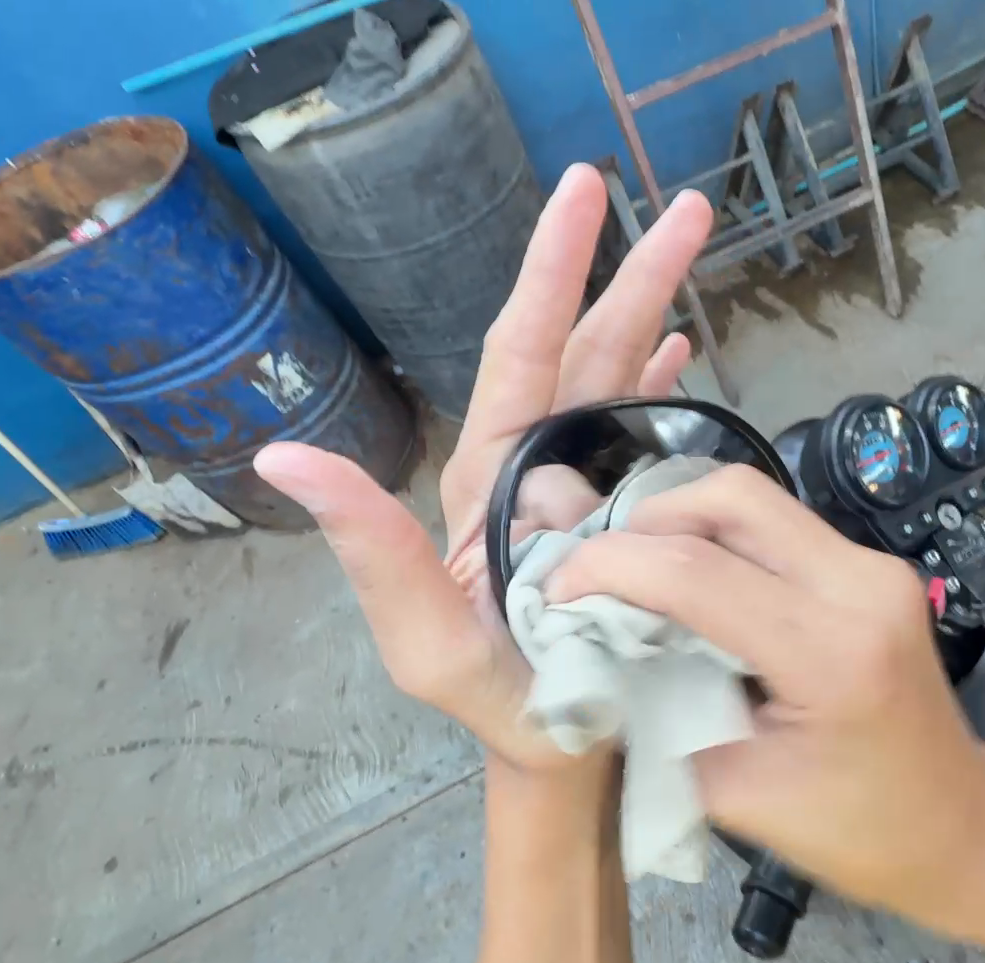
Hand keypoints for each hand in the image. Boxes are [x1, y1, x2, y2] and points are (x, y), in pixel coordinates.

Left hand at [252, 165, 713, 770]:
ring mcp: (580, 488)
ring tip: (695, 248)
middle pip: (584, 352)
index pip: (522, 355)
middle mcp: (533, 468)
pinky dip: (657, 382)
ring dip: (656, 311)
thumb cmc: (505, 705)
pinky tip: (679, 350)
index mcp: (490, 481)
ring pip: (618, 378)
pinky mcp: (619, 513)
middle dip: (632, 273)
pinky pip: (639, 431)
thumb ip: (375, 553)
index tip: (588, 195)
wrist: (563, 747)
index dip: (553, 272)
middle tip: (688, 207)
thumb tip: (289, 456)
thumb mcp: (430, 643)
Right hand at [544, 467, 984, 936]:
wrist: (960, 825)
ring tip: (637, 575)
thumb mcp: (739, 794)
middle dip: (649, 521)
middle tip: (601, 572)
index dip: (610, 568)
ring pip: (758, 502)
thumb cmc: (859, 832)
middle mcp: (862, 584)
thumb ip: (659, 719)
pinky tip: (694, 583)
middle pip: (734, 498)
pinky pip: (781, 528)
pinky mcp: (873, 570)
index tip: (557, 589)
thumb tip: (595, 657)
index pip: (698, 573)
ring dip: (685, 525)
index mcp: (833, 650)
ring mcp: (875, 568)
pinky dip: (722, 541)